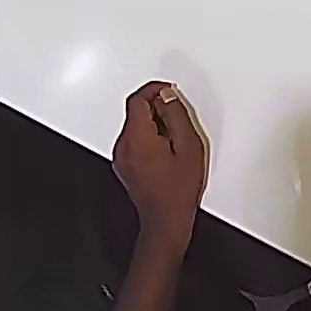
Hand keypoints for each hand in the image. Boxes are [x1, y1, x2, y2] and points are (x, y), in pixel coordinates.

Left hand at [113, 81, 206, 251]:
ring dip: (154, 122)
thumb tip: (167, 96)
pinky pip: (134, 139)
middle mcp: (124, 146)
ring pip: (135, 125)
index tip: (168, 90)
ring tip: (176, 138)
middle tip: (178, 116)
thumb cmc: (179, 190)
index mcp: (138, 139)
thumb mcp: (189, 146)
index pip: (137, 100)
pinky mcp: (124, 164)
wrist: (166, 220)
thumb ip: (177, 115)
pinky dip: (149, 135)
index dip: (154, 89)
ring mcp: (121, 157)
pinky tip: (167, 149)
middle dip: (157, 107)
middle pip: (135, 112)